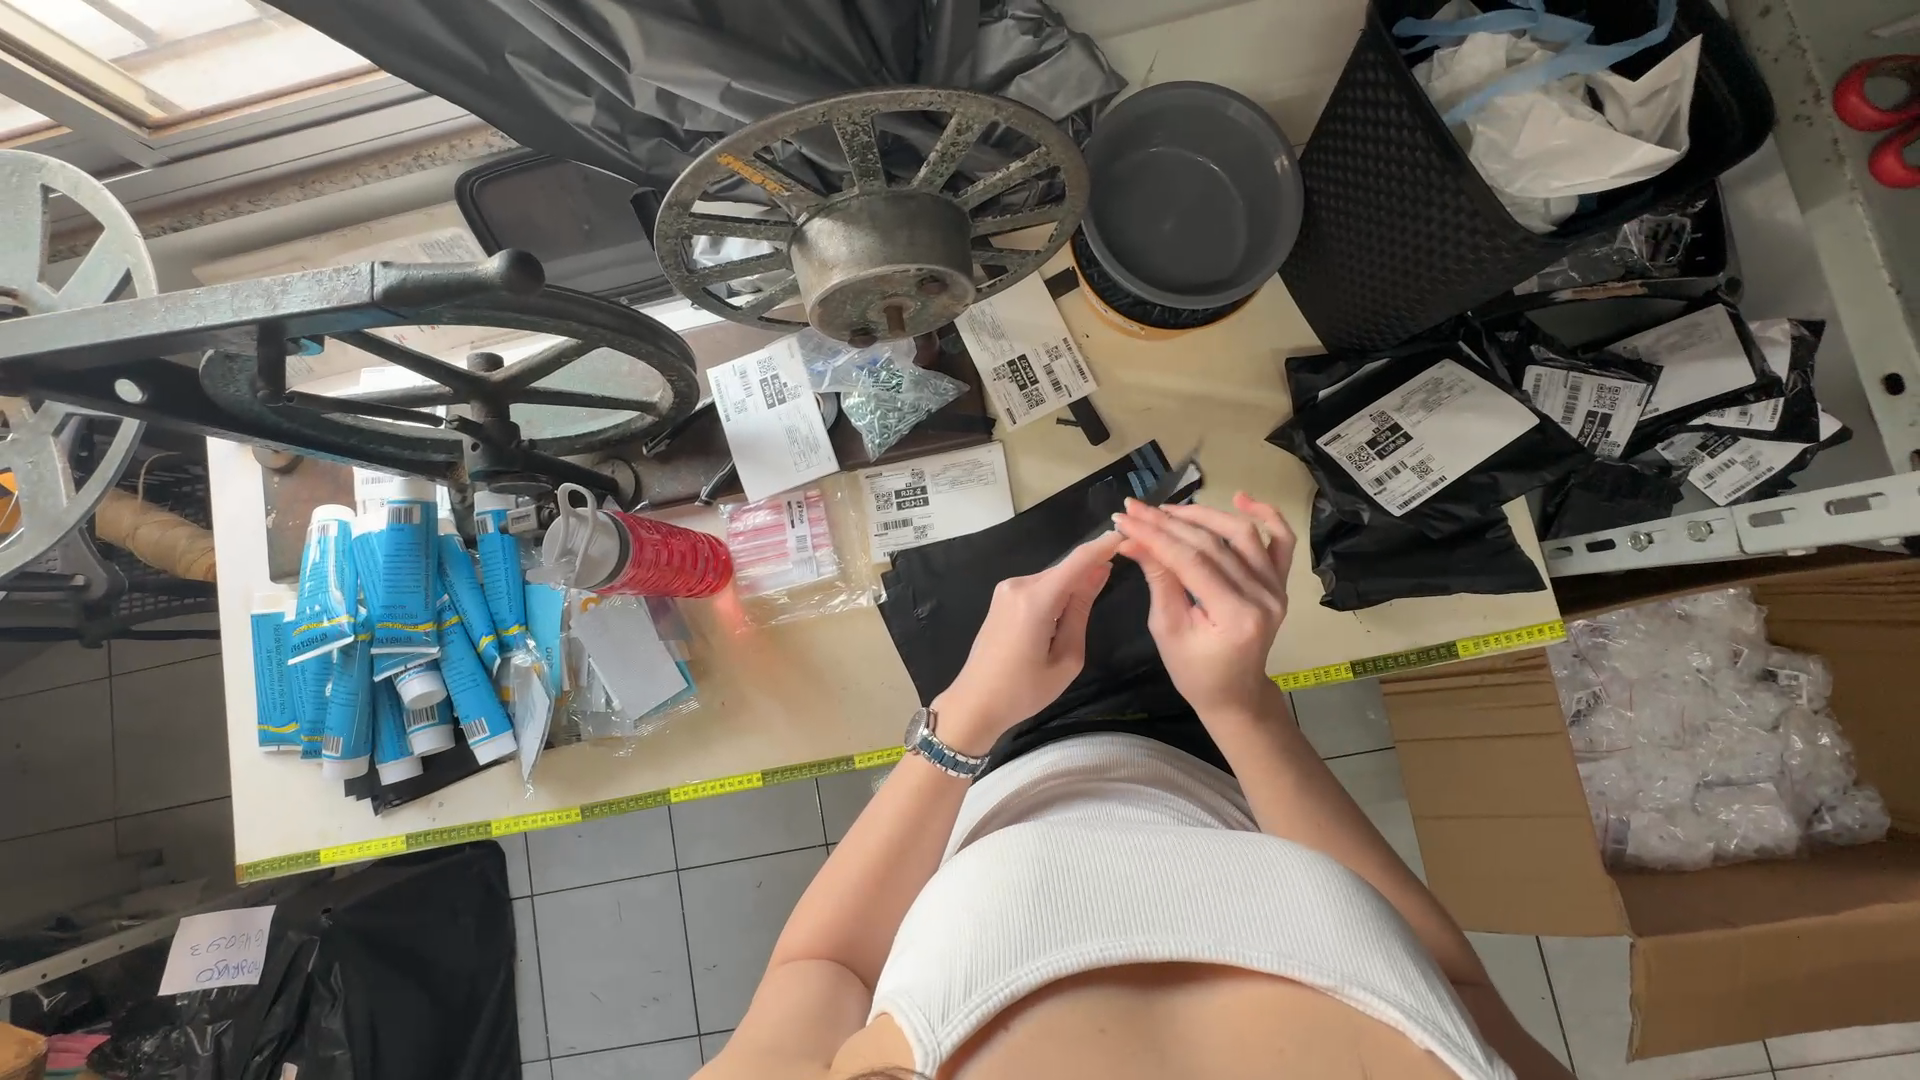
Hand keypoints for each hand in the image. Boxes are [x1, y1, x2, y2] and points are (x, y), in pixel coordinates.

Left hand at [931, 531, 1122, 754]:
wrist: (975, 702)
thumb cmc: (1024, 690)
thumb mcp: (1066, 657)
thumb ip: (1082, 610)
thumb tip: (1100, 573)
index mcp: (1036, 600)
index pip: (1078, 561)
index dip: (1104, 546)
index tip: (1128, 535)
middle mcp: (1018, 585)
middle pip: (1065, 570)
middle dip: (1090, 570)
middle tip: (1117, 577)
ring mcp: (1005, 590)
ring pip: (1052, 579)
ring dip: (1071, 587)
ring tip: (1086, 610)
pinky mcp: (1000, 598)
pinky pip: (1037, 588)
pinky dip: (1055, 595)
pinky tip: (1061, 617)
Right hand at [1112, 492, 1296, 723]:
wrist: (1235, 693)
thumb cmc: (1194, 672)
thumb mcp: (1167, 629)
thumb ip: (1158, 580)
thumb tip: (1133, 539)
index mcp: (1235, 616)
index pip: (1190, 560)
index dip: (1155, 535)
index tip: (1124, 518)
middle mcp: (1263, 597)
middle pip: (1212, 544)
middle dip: (1168, 523)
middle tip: (1134, 509)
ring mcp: (1276, 588)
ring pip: (1241, 534)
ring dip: (1203, 514)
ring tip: (1168, 509)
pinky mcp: (1280, 583)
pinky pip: (1281, 542)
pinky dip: (1265, 516)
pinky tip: (1241, 499)